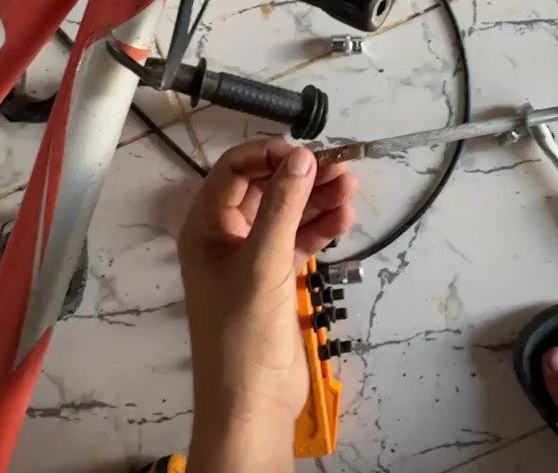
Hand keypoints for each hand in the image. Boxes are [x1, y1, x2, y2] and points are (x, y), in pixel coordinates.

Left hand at [178, 140, 356, 465]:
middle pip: (266, 188)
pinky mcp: (276, 275)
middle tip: (340, 167)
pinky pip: (299, 238)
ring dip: (317, 199)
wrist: (253, 404)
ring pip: (287, 211)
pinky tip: (344, 218)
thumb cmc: (244, 329)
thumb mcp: (263, 260)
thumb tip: (303, 156)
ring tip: (351, 188)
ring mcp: (253, 255)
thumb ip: (284, 205)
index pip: (235, 169)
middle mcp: (226, 233)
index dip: (269, 155)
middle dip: (301, 176)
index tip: (306, 153)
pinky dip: (320, 227)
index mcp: (206, 224)